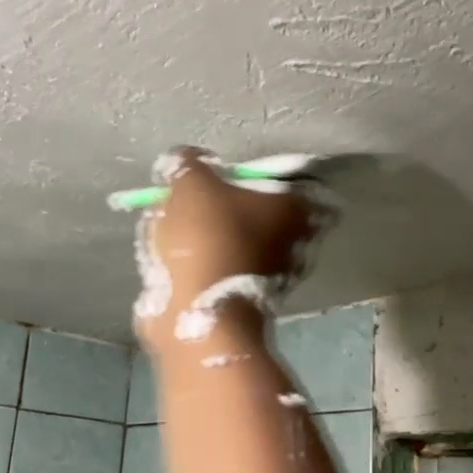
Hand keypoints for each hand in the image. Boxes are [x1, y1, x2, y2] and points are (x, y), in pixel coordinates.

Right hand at [132, 147, 329, 353]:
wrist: (197, 313)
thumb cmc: (206, 239)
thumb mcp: (190, 182)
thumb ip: (188, 161)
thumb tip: (184, 159)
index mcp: (295, 207)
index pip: (287, 176)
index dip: (254, 174)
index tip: (223, 178)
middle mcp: (296, 241)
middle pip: (259, 211)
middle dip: (228, 208)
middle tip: (194, 204)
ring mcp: (275, 275)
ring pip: (241, 242)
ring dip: (212, 238)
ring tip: (176, 233)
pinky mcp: (249, 299)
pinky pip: (225, 269)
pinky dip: (206, 265)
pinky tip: (177, 261)